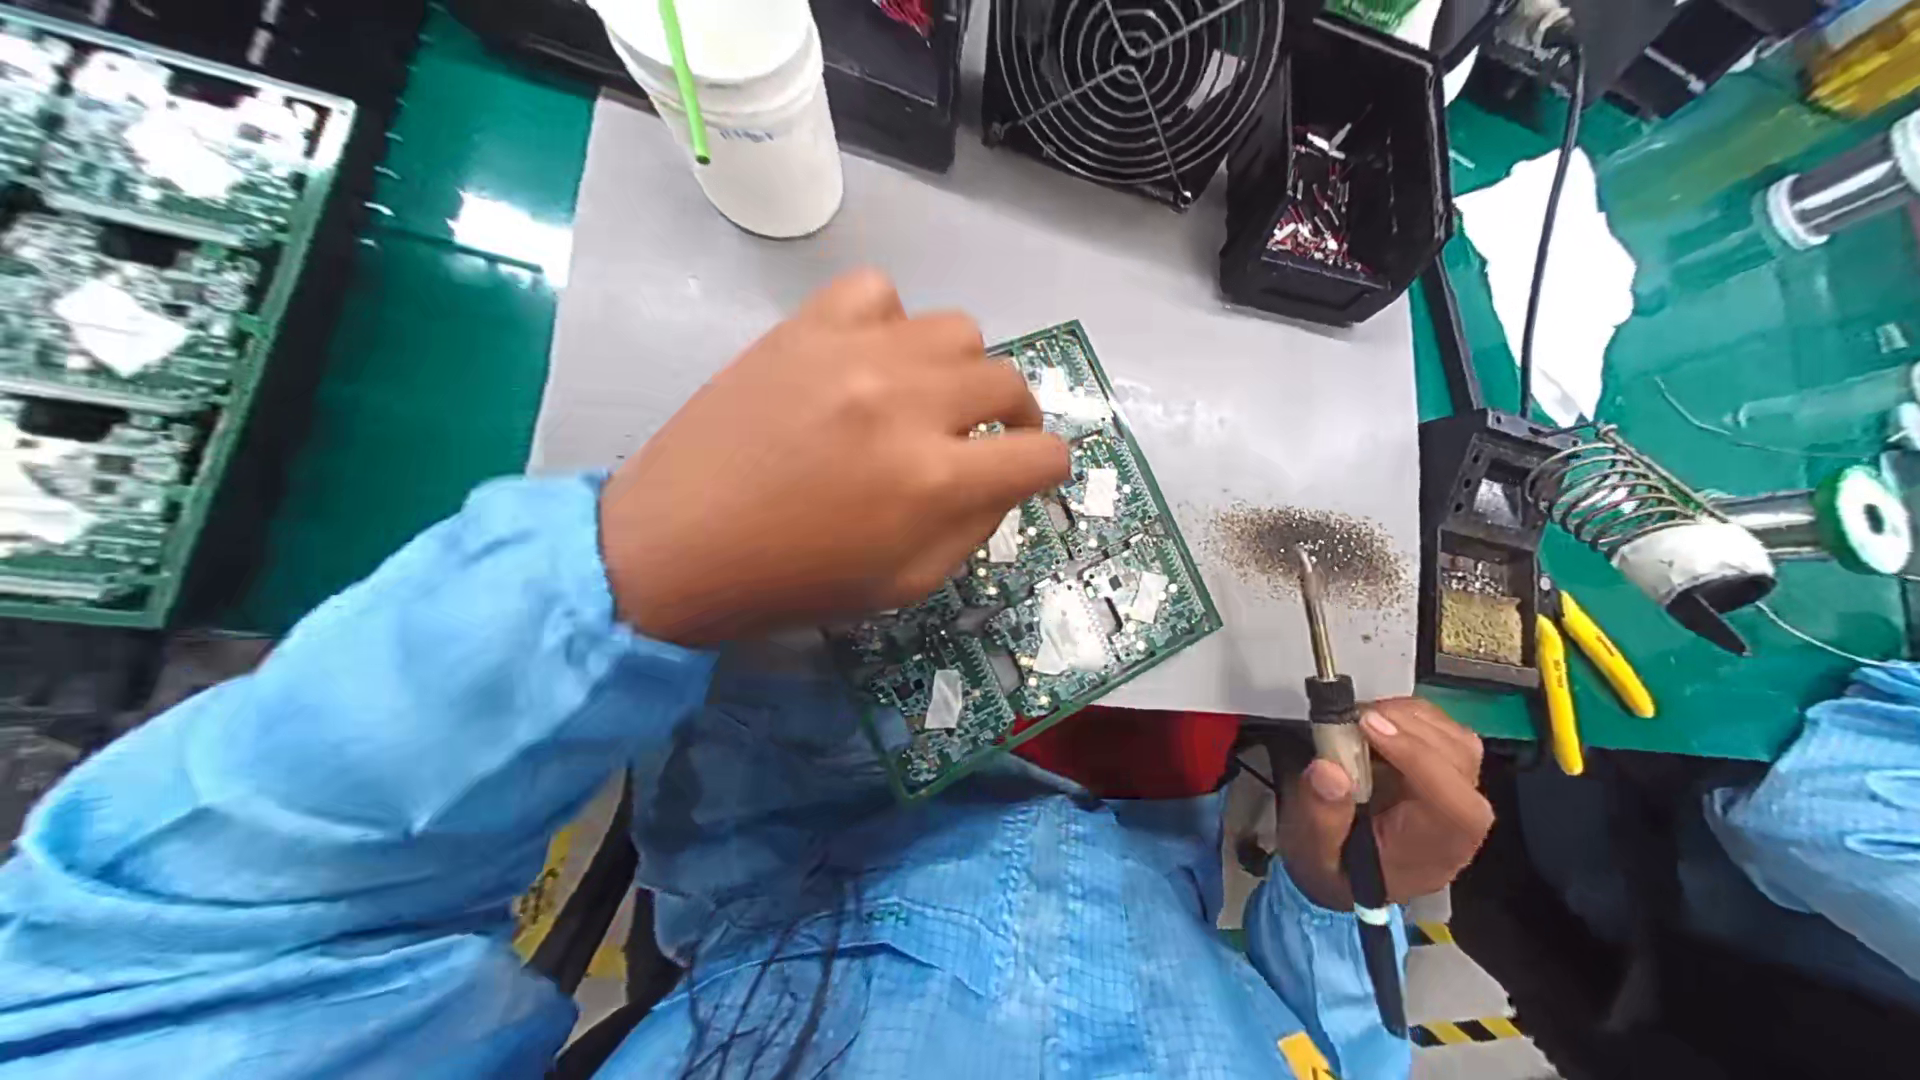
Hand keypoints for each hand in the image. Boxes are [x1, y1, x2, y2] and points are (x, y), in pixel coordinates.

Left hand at [600, 269, 1069, 645]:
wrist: (678, 546)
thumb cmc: (795, 581)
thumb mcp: (905, 584)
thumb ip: (972, 527)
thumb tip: (1002, 478)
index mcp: (934, 481)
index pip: (1041, 455)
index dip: (1048, 469)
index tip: (1029, 474)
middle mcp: (907, 403)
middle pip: (1009, 381)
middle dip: (1014, 419)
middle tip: (984, 441)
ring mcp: (854, 353)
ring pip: (959, 329)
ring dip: (960, 371)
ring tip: (926, 399)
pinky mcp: (805, 327)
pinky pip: (880, 293)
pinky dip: (892, 326)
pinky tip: (870, 362)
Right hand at [1277, 697, 1492, 910]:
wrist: (1346, 872)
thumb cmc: (1334, 866)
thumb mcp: (1313, 851)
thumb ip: (1320, 816)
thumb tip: (1328, 769)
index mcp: (1433, 849)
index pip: (1455, 804)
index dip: (1418, 758)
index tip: (1367, 726)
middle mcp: (1456, 819)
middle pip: (1460, 762)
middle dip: (1406, 728)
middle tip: (1351, 718)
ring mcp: (1454, 791)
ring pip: (1457, 740)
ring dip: (1407, 717)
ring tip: (1358, 719)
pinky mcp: (1442, 771)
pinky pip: (1443, 732)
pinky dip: (1409, 716)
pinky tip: (1373, 723)